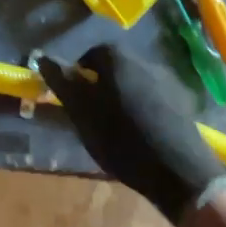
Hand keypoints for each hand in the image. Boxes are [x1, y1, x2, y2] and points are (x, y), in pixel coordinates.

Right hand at [40, 45, 225, 223]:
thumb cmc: (121, 137)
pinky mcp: (183, 103)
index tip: (74, 100)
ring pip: (133, 83)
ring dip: (121, 99)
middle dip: (100, 87)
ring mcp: (168, 81)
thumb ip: (62, 82)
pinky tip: (139, 135)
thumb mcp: (81, 111)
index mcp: (117, 58)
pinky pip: (152, 98)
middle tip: (91, 115)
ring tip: (115, 128)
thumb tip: (42, 57)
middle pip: (113, 68)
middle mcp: (145, 61)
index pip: (89, 55)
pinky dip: (141, 110)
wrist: (178, 171)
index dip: (77, 76)